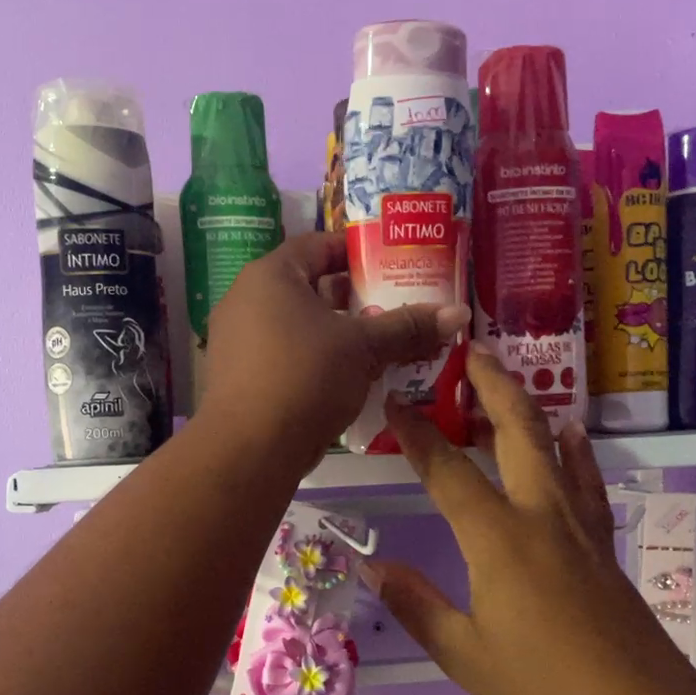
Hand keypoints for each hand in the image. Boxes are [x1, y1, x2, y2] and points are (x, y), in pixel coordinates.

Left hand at [199, 231, 465, 462]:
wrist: (249, 449)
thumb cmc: (305, 377)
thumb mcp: (363, 348)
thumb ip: (407, 327)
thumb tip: (459, 312)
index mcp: (269, 276)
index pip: (316, 245)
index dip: (355, 251)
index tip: (391, 263)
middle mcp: (245, 301)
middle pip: (308, 288)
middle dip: (353, 298)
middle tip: (394, 307)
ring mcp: (237, 342)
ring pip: (297, 327)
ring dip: (337, 334)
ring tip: (381, 345)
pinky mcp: (239, 379)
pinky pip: (284, 357)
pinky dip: (315, 362)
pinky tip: (349, 380)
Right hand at [363, 351, 695, 694]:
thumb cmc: (542, 687)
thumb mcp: (463, 654)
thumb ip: (417, 604)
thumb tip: (373, 566)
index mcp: (496, 539)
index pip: (447, 472)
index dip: (417, 433)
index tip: (396, 399)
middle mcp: (540, 516)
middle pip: (515, 434)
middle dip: (490, 388)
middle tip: (469, 350)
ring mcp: (578, 526)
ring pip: (553, 447)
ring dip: (527, 407)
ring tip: (507, 379)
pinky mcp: (603, 543)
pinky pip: (587, 481)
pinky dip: (576, 451)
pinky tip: (571, 433)